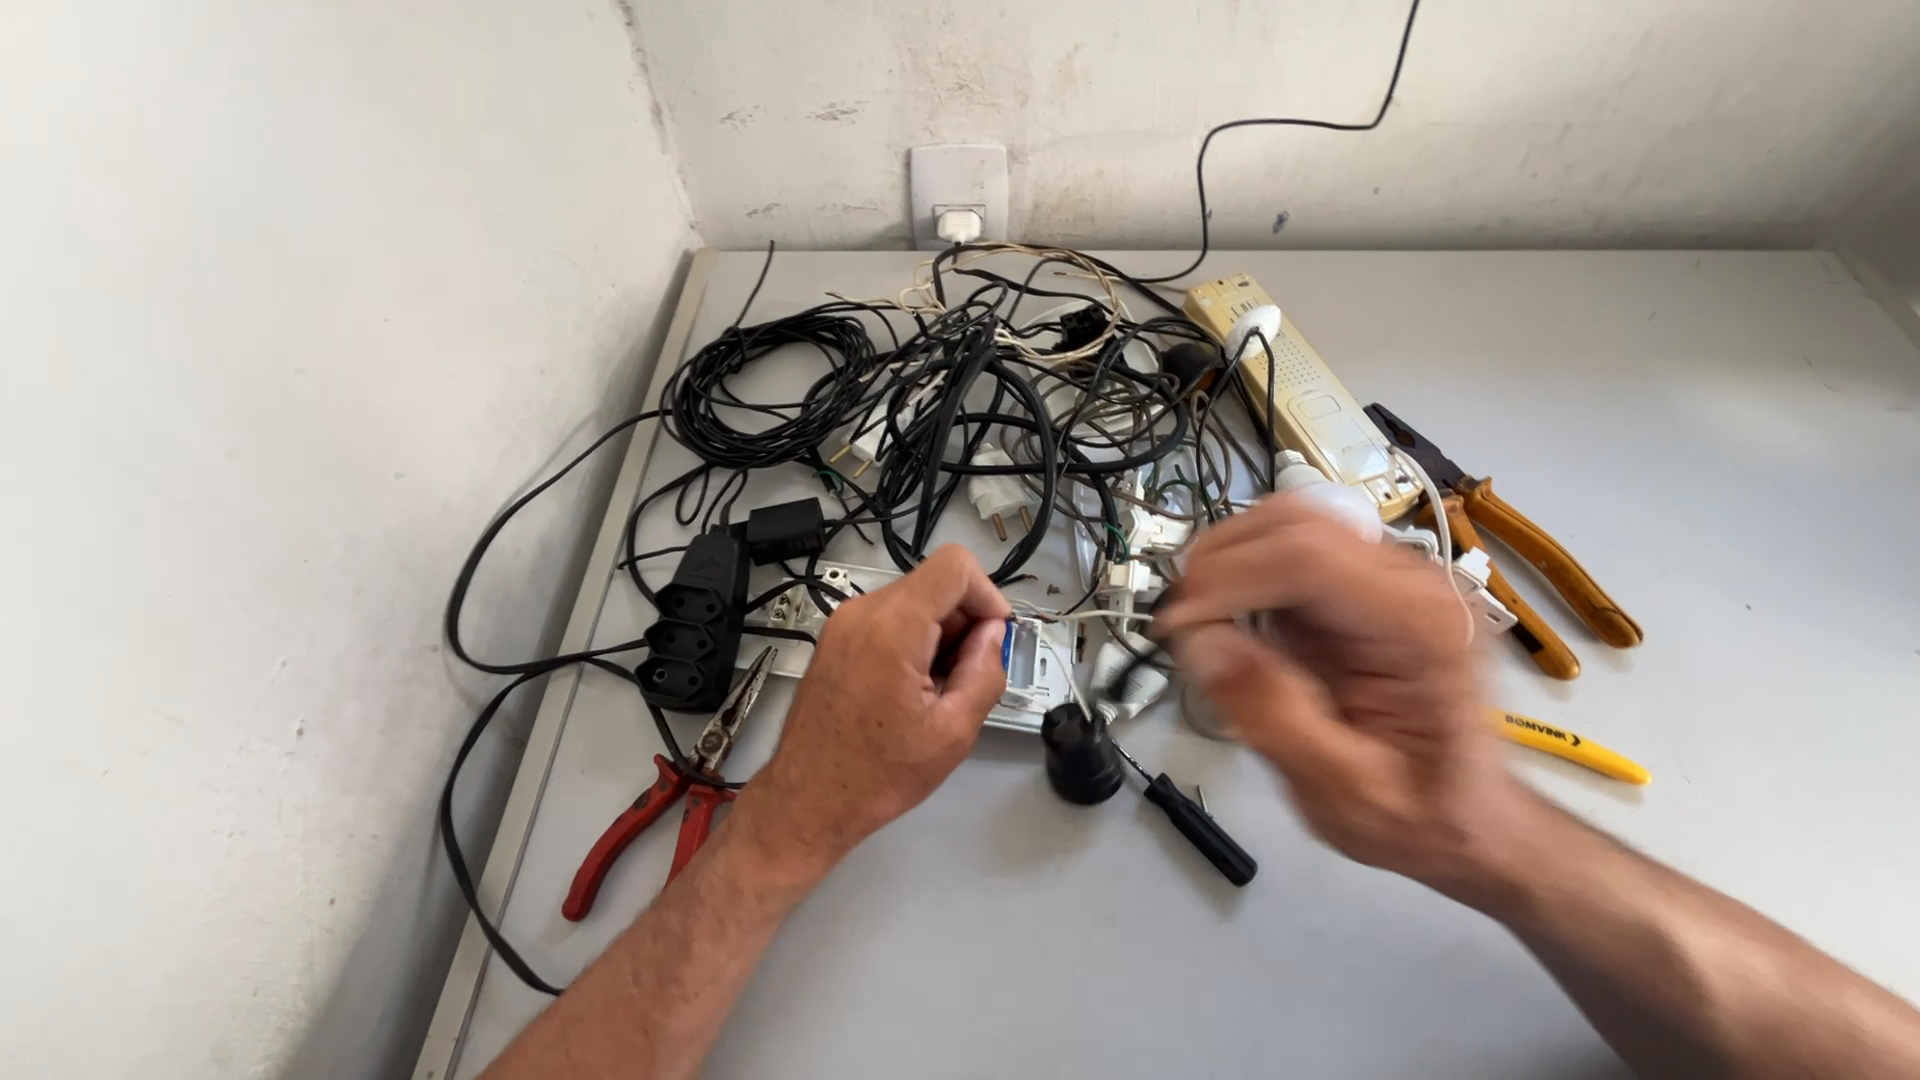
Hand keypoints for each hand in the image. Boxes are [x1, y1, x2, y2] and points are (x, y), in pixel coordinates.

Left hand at [732, 545, 1010, 877]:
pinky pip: (890, 617)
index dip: (987, 595)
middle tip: (967, 675)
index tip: (993, 637)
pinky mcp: (836, 637)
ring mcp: (844, 623)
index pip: (955, 566)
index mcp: (893, 629)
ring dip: (940, 633)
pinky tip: (913, 687)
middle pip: (935, 582)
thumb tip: (993, 635)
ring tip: (937, 689)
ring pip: (915, 600)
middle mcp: (863, 613)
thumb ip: (985, 671)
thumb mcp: (953, 731)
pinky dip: (914, 639)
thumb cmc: (875, 775)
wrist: (807, 800)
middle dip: (964, 621)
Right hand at [1154, 497, 1528, 897]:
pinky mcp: (1356, 585)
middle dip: (1221, 560)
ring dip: (1226, 558)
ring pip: (1287, 522)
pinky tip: (1222, 613)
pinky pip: (1287, 547)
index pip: (1309, 558)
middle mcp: (1411, 584)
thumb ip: (1277, 718)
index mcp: (1421, 627)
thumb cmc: (1420, 816)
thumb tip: (1204, 643)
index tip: (1178, 626)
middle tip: (1179, 621)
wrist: (1468, 817)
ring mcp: (1386, 578)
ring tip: (1195, 616)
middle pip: (1297, 522)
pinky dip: (1240, 568)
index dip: (1229, 579)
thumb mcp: (1346, 793)